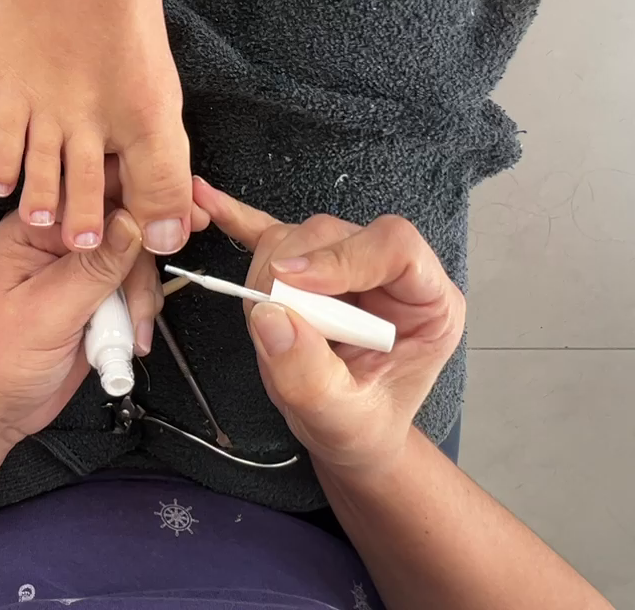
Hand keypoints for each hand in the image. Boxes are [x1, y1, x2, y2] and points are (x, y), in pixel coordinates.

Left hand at [0, 209, 165, 444]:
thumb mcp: (47, 311)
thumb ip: (93, 268)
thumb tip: (132, 222)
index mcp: (34, 228)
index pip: (91, 193)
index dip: (133, 204)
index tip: (162, 225)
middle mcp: (58, 243)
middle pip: (124, 225)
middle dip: (140, 264)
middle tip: (139, 303)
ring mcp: (77, 271)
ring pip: (134, 260)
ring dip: (139, 297)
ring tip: (127, 333)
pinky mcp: (94, 298)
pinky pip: (132, 291)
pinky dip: (138, 314)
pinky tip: (128, 338)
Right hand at [192, 177, 464, 475]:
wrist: (349, 433)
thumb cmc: (361, 427)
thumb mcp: (344, 420)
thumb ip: (312, 377)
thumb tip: (270, 316)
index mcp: (425, 300)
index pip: (393, 246)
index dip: (341, 255)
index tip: (293, 281)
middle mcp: (387, 270)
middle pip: (331, 235)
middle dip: (290, 275)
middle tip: (270, 320)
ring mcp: (342, 260)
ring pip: (295, 235)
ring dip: (266, 272)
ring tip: (265, 321)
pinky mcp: (303, 263)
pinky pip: (266, 231)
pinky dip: (237, 219)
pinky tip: (209, 201)